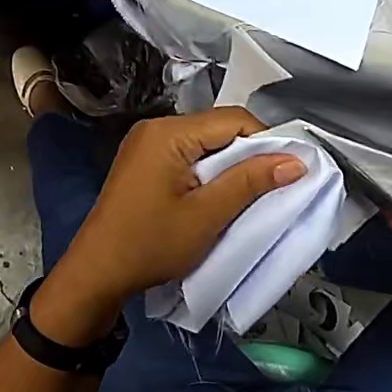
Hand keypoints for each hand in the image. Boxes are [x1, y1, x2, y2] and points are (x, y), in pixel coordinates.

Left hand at [30, 107, 305, 346]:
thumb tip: (295, 161)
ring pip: (204, 143)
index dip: (266, 141)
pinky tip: (216, 196)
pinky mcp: (143, 161)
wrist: (97, 272)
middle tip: (271, 187)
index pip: (232, 119)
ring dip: (227, 166)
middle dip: (247, 155)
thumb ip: (249, 183)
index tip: (288, 171)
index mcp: (168, 133)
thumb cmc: (149, 244)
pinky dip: (207, 172)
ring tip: (245, 196)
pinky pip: (186, 154)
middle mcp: (155, 127)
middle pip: (217, 128)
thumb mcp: (206, 216)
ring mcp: (145, 143)